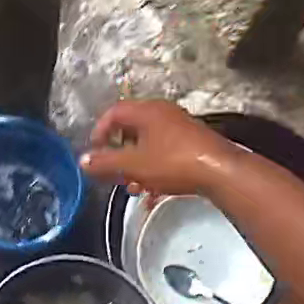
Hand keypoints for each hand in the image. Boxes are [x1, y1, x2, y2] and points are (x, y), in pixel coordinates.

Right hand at [82, 100, 246, 196]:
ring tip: (135, 187)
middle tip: (114, 174)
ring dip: (137, 166)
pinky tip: (154, 191)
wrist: (219, 172)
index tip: (94, 153)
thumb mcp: (134, 165)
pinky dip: (154, 170)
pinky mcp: (192, 144)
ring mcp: (179, 128)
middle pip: (131, 130)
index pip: (113, 113)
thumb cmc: (174, 163)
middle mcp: (163, 114)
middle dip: (119, 155)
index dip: (99, 132)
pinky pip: (164, 154)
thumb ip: (106, 163)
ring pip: (148, 145)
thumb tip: (83, 161)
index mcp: (147, 111)